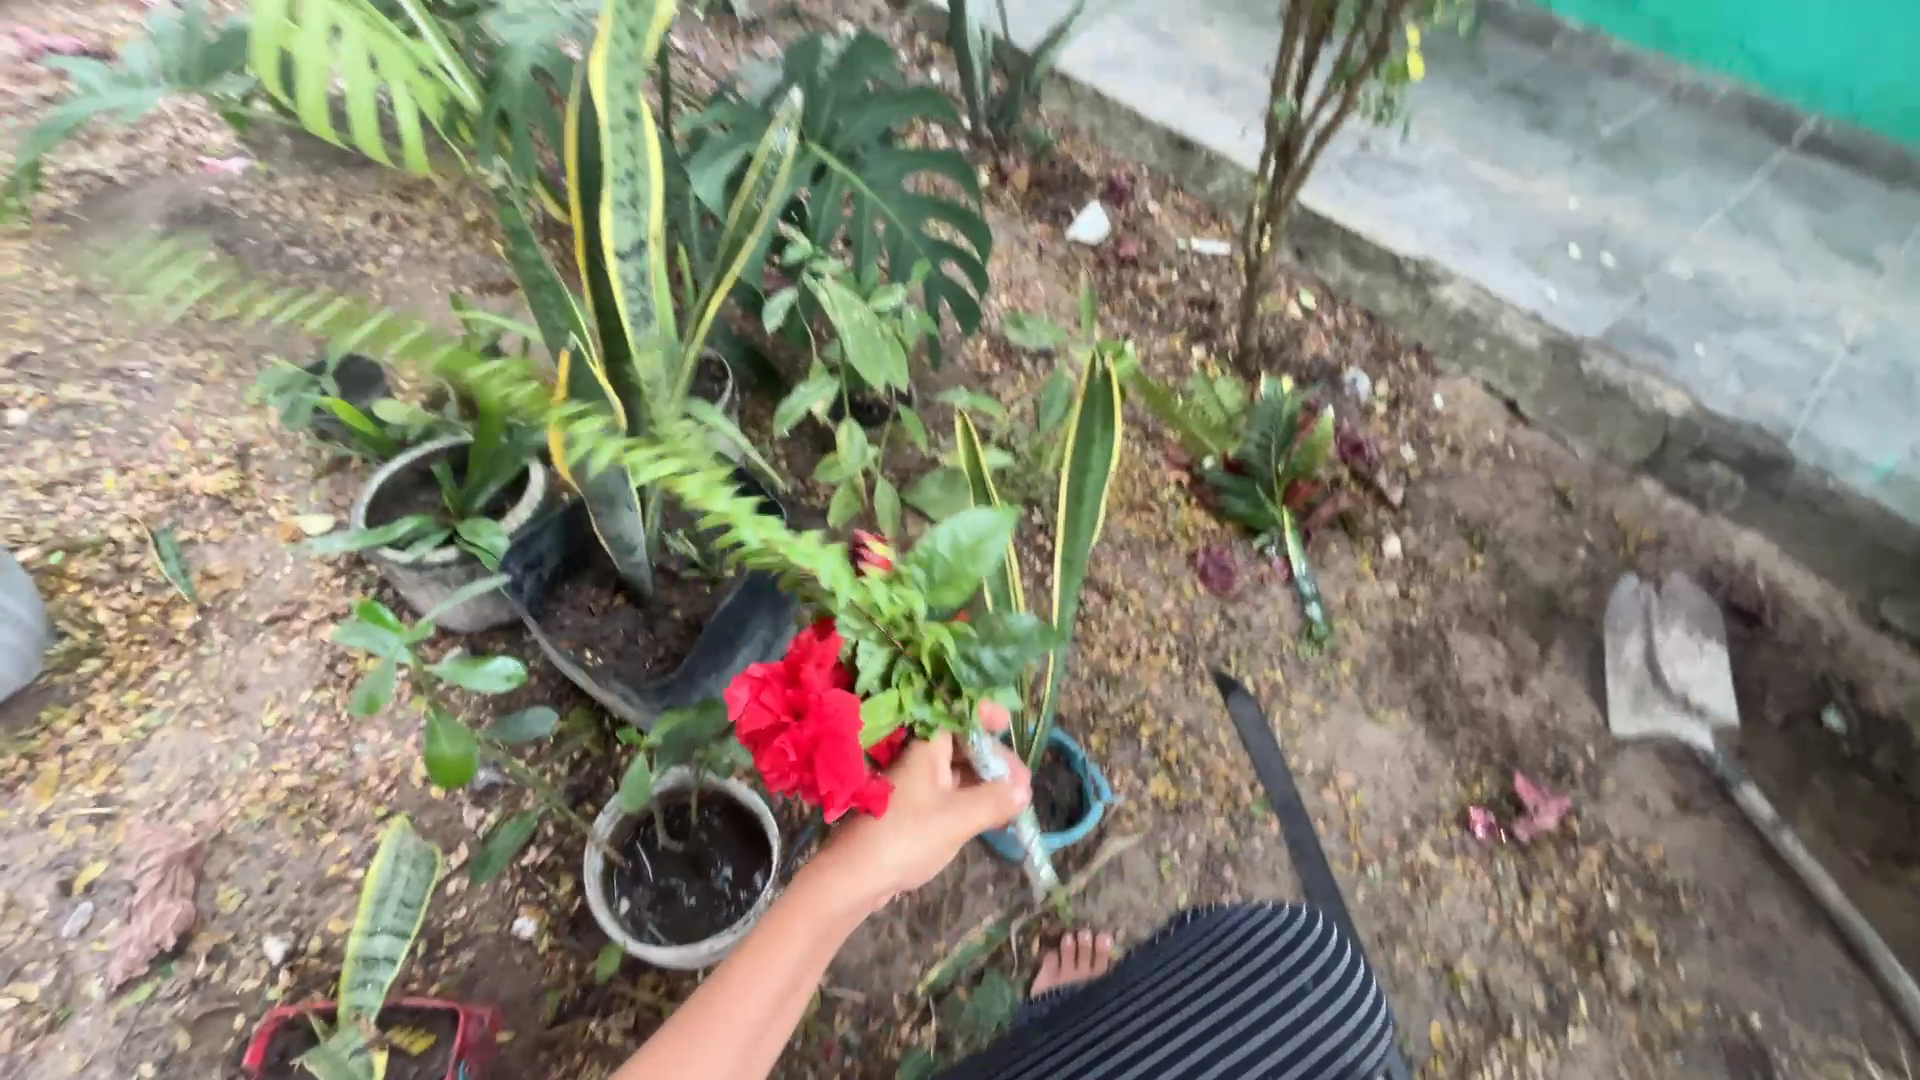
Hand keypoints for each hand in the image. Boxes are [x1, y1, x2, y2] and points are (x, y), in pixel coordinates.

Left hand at [812, 703, 1030, 912]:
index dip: (983, 714)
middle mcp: (921, 758)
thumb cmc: (906, 836)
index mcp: (927, 747)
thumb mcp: (958, 818)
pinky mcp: (916, 810)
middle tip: (1024, 786)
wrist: (855, 877)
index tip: (1009, 722)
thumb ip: (995, 800)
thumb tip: (1023, 790)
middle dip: (996, 761)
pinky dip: (973, 800)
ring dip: (987, 783)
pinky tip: (994, 817)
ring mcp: (917, 784)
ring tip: (1015, 804)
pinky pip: (951, 794)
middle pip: (963, 746)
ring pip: (958, 772)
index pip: (957, 715)